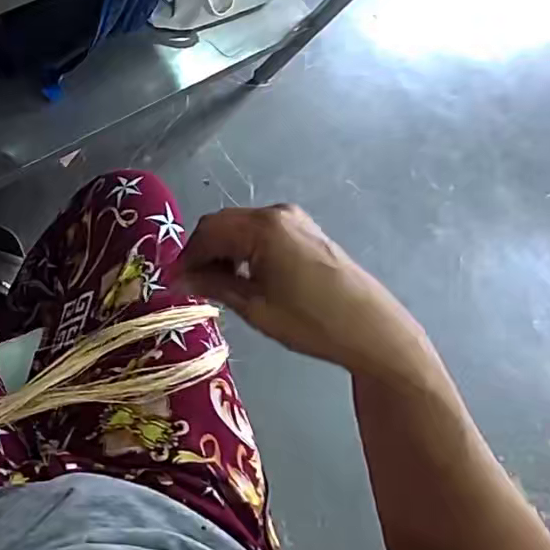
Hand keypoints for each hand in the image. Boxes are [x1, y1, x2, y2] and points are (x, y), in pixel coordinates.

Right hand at [178, 204, 429, 381]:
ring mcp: (294, 220)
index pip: (207, 234)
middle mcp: (276, 214)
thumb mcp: (254, 307)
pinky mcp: (305, 231)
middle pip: (220, 224)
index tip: (171, 281)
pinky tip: (242, 273)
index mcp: (262, 228)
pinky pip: (259, 231)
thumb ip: (211, 285)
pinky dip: (242, 247)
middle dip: (201, 251)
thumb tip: (176, 280)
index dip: (185, 257)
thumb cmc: (313, 322)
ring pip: (238, 226)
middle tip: (189, 282)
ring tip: (214, 281)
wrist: (378, 335)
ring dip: (220, 249)